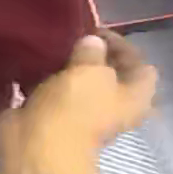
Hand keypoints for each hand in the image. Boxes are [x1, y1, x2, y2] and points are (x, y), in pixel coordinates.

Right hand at [0, 30, 156, 156]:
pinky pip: (51, 89)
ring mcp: (81, 111)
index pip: (141, 64)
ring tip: (50, 47)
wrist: (37, 144)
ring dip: (66, 66)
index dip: (121, 45)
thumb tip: (92, 41)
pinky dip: (43, 77)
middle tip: (71, 37)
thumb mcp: (90, 72)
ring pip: (78, 81)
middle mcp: (113, 104)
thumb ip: (93, 52)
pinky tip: (31, 64)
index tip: (94, 29)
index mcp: (135, 97)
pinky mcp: (52, 114)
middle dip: (92, 55)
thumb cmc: (74, 108)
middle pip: (109, 73)